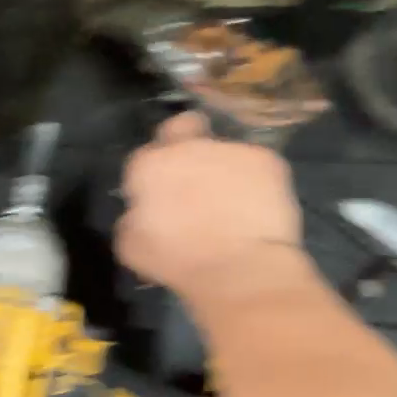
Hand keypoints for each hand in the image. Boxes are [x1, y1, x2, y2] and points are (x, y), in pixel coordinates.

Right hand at [115, 112, 304, 298]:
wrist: (239, 267)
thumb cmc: (176, 260)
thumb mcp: (129, 245)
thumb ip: (132, 216)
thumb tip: (143, 210)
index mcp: (149, 166)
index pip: (144, 154)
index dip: (150, 172)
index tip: (156, 192)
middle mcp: (188, 147)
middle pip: (182, 128)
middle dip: (184, 145)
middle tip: (191, 178)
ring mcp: (230, 149)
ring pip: (220, 150)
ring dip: (219, 167)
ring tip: (227, 202)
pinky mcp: (266, 159)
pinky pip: (252, 164)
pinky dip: (250, 179)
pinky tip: (251, 205)